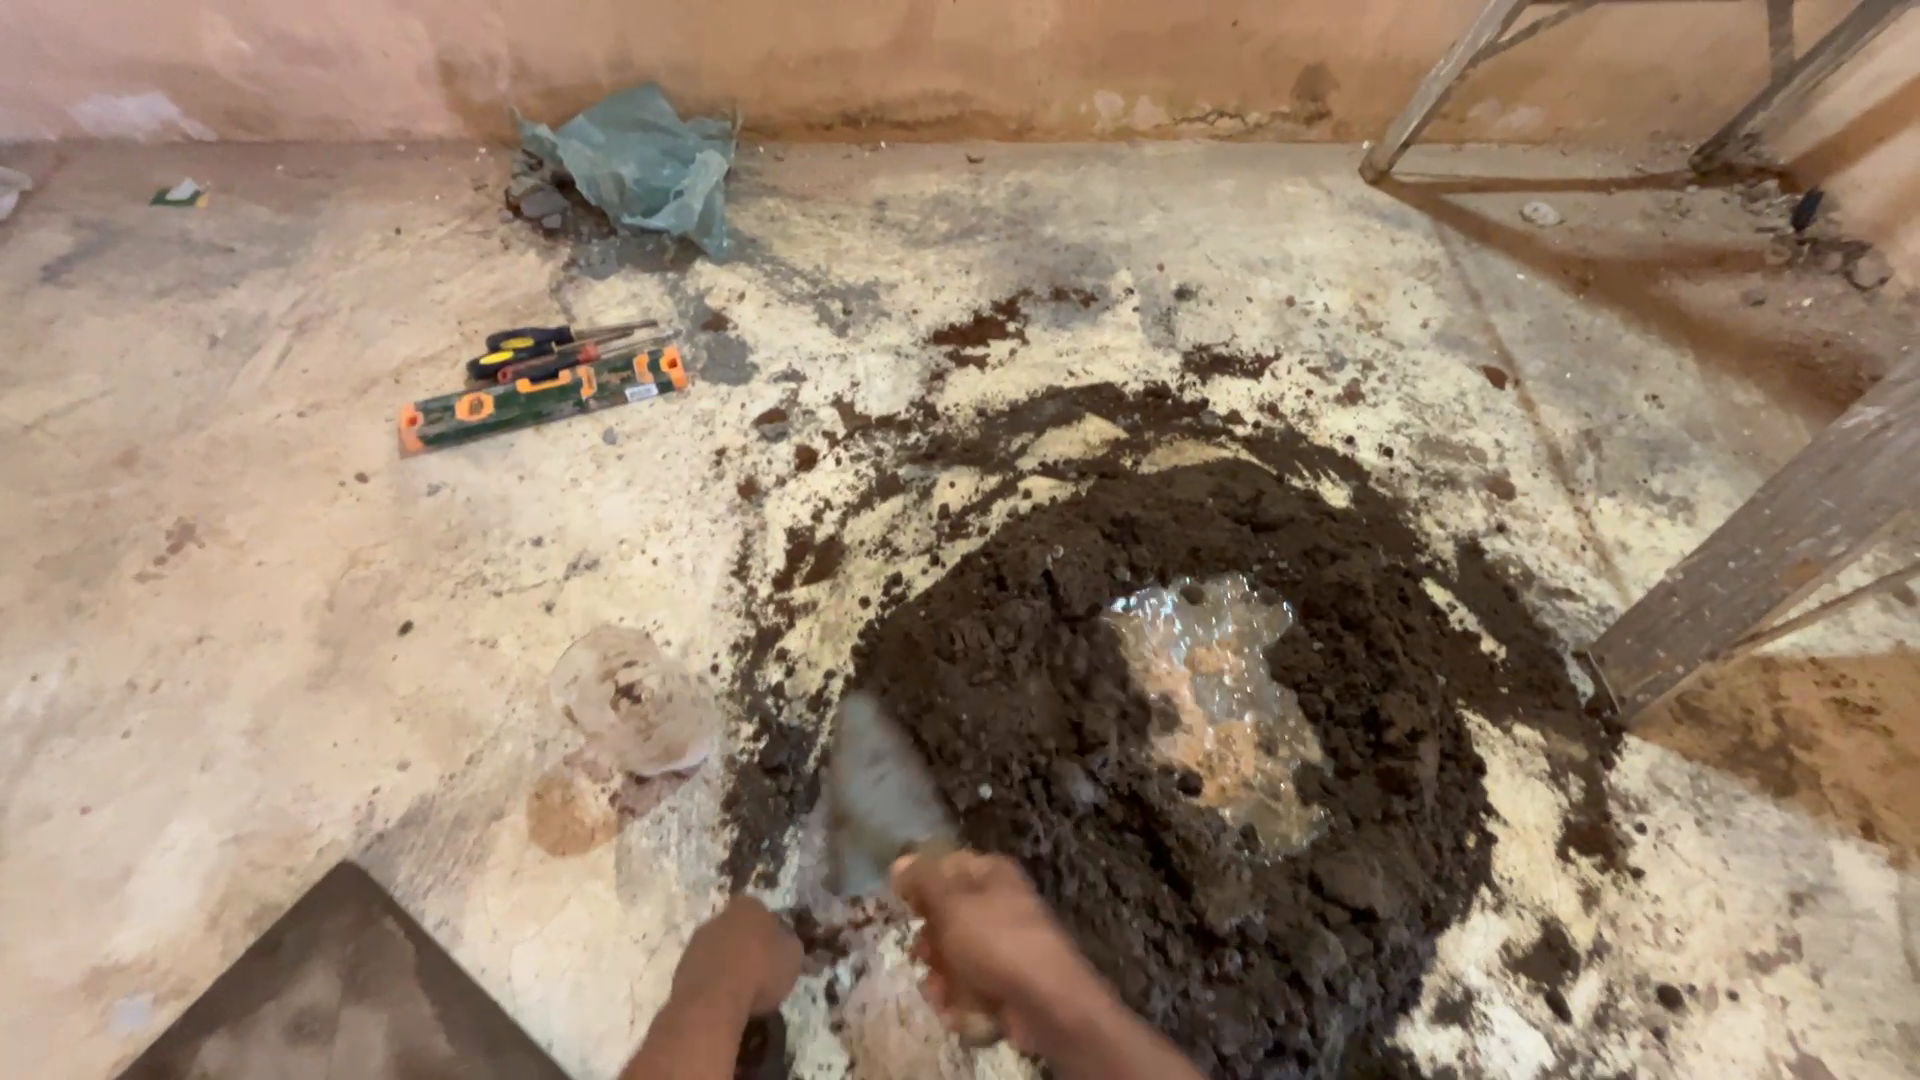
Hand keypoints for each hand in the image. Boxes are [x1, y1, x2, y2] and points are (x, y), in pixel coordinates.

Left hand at [673, 896, 802, 1015]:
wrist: (714, 1001)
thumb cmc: (761, 970)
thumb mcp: (793, 955)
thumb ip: (789, 944)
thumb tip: (784, 944)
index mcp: (748, 906)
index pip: (763, 914)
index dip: (771, 935)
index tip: (776, 955)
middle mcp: (719, 917)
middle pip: (738, 931)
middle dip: (746, 948)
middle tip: (759, 973)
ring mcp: (696, 943)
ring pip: (719, 952)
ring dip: (728, 967)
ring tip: (742, 994)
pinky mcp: (681, 970)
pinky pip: (704, 974)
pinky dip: (713, 985)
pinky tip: (723, 1003)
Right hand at [891, 851, 1113, 1055]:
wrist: (1045, 1001)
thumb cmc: (994, 939)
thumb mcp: (951, 902)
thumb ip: (922, 880)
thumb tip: (900, 861)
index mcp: (990, 873)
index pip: (945, 866)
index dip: (922, 886)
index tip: (906, 905)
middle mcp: (998, 904)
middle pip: (946, 917)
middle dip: (931, 943)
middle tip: (927, 955)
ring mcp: (1003, 945)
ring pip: (953, 957)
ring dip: (942, 978)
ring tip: (946, 991)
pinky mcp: (1005, 982)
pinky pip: (969, 986)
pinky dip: (961, 1000)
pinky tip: (962, 1010)